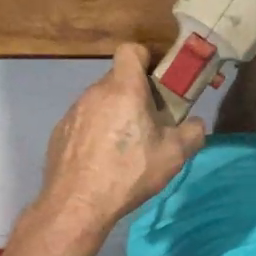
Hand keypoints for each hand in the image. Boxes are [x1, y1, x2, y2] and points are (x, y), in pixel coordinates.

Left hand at [33, 43, 206, 229]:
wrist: (76, 204)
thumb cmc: (129, 173)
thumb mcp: (175, 155)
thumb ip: (193, 132)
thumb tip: (196, 124)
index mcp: (124, 90)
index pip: (131, 50)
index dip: (146, 57)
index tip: (158, 79)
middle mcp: (95, 93)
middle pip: (118, 79)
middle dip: (136, 93)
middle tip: (151, 121)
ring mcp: (73, 112)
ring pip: (101, 100)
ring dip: (115, 113)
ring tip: (126, 145)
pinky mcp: (59, 132)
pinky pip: (84, 120)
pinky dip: (96, 131)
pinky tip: (102, 159)